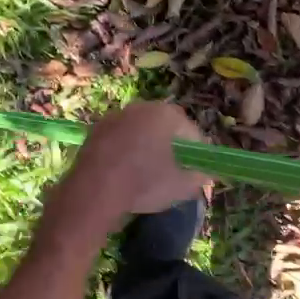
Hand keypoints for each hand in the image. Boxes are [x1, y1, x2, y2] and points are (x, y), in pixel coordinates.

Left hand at [56, 102, 208, 225]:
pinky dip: (124, 151)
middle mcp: (140, 107)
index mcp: (165, 114)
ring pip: (139, 131)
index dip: (196, 152)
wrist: (93, 191)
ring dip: (145, 146)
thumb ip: (199, 177)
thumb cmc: (144, 184)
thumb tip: (206, 174)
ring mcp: (114, 117)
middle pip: (164, 127)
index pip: (191, 131)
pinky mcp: (94, 130)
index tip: (195, 169)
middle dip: (170, 146)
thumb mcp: (181, 186)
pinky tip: (122, 172)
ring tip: (145, 173)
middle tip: (171, 170)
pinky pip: (119, 139)